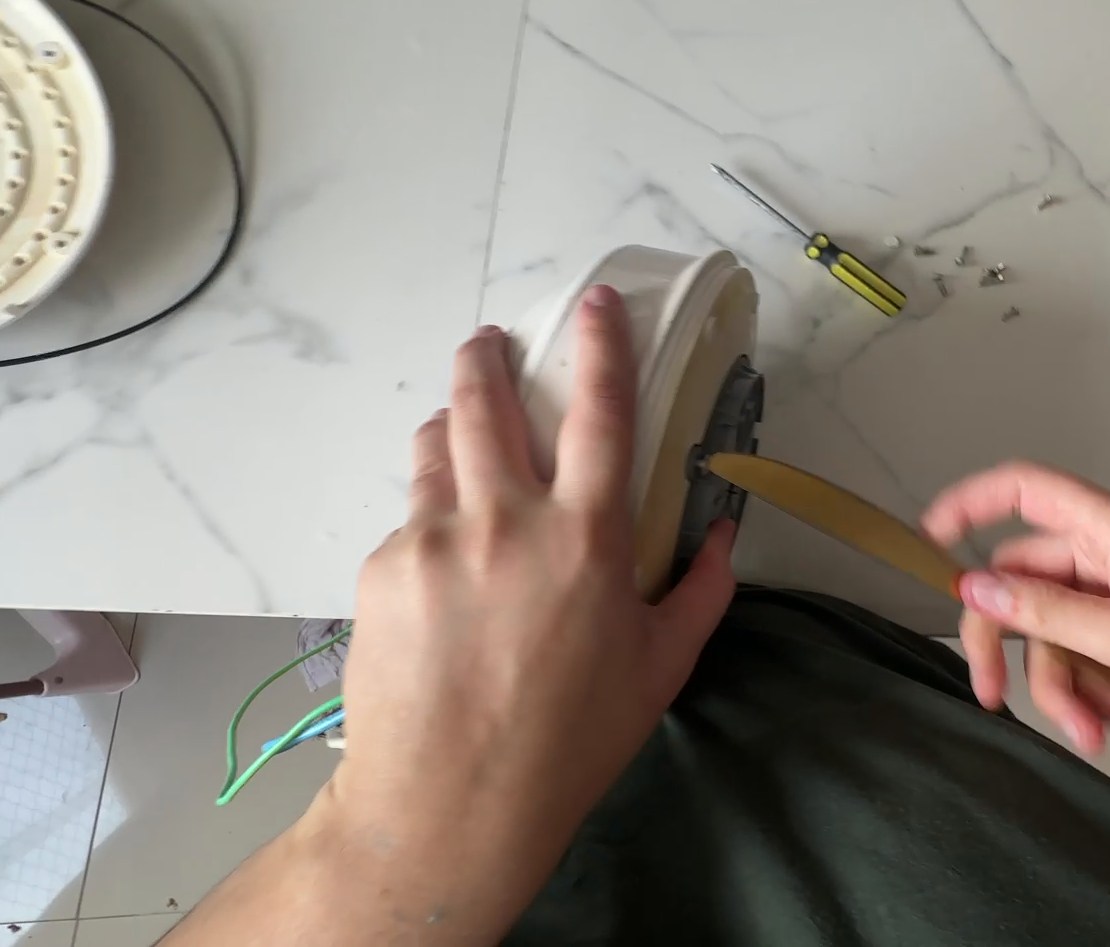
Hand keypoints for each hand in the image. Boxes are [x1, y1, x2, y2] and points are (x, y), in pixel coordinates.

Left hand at [329, 285, 736, 899]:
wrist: (449, 808)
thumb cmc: (573, 735)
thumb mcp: (662, 665)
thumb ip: (705, 589)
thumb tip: (728, 534)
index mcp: (585, 536)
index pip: (601, 413)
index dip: (603, 346)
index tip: (596, 302)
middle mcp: (506, 519)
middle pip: (487, 403)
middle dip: (487, 357)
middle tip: (489, 342)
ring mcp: (433, 539)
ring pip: (436, 446)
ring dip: (452, 426)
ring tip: (461, 438)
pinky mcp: (382, 569)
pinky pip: (410, 519)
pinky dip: (432, 519)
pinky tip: (441, 570)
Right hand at [922, 461, 1109, 759]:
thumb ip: (1047, 612)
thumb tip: (969, 584)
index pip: (1025, 489)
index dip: (970, 502)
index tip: (926, 538)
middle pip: (1027, 580)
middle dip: (1014, 643)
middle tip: (992, 698)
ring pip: (1058, 629)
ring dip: (1069, 684)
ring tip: (1105, 735)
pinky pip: (1093, 652)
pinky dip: (1102, 690)